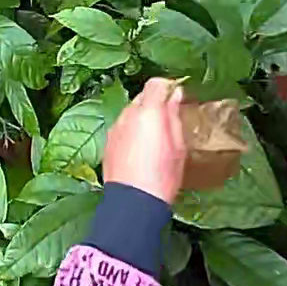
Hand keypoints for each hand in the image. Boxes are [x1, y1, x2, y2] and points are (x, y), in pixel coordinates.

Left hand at [104, 78, 185, 204]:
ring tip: (157, 137)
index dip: (168, 87)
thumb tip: (175, 96)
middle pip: (142, 97)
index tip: (177, 95)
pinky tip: (142, 148)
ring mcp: (115, 128)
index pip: (156, 84)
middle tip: (170, 119)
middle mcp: (127, 116)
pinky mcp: (108, 141)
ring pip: (131, 112)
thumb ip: (174, 116)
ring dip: (143, 117)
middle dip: (156, 103)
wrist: (134, 201)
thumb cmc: (162, 176)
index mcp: (148, 112)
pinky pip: (122, 127)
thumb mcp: (178, 146)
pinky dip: (132, 130)